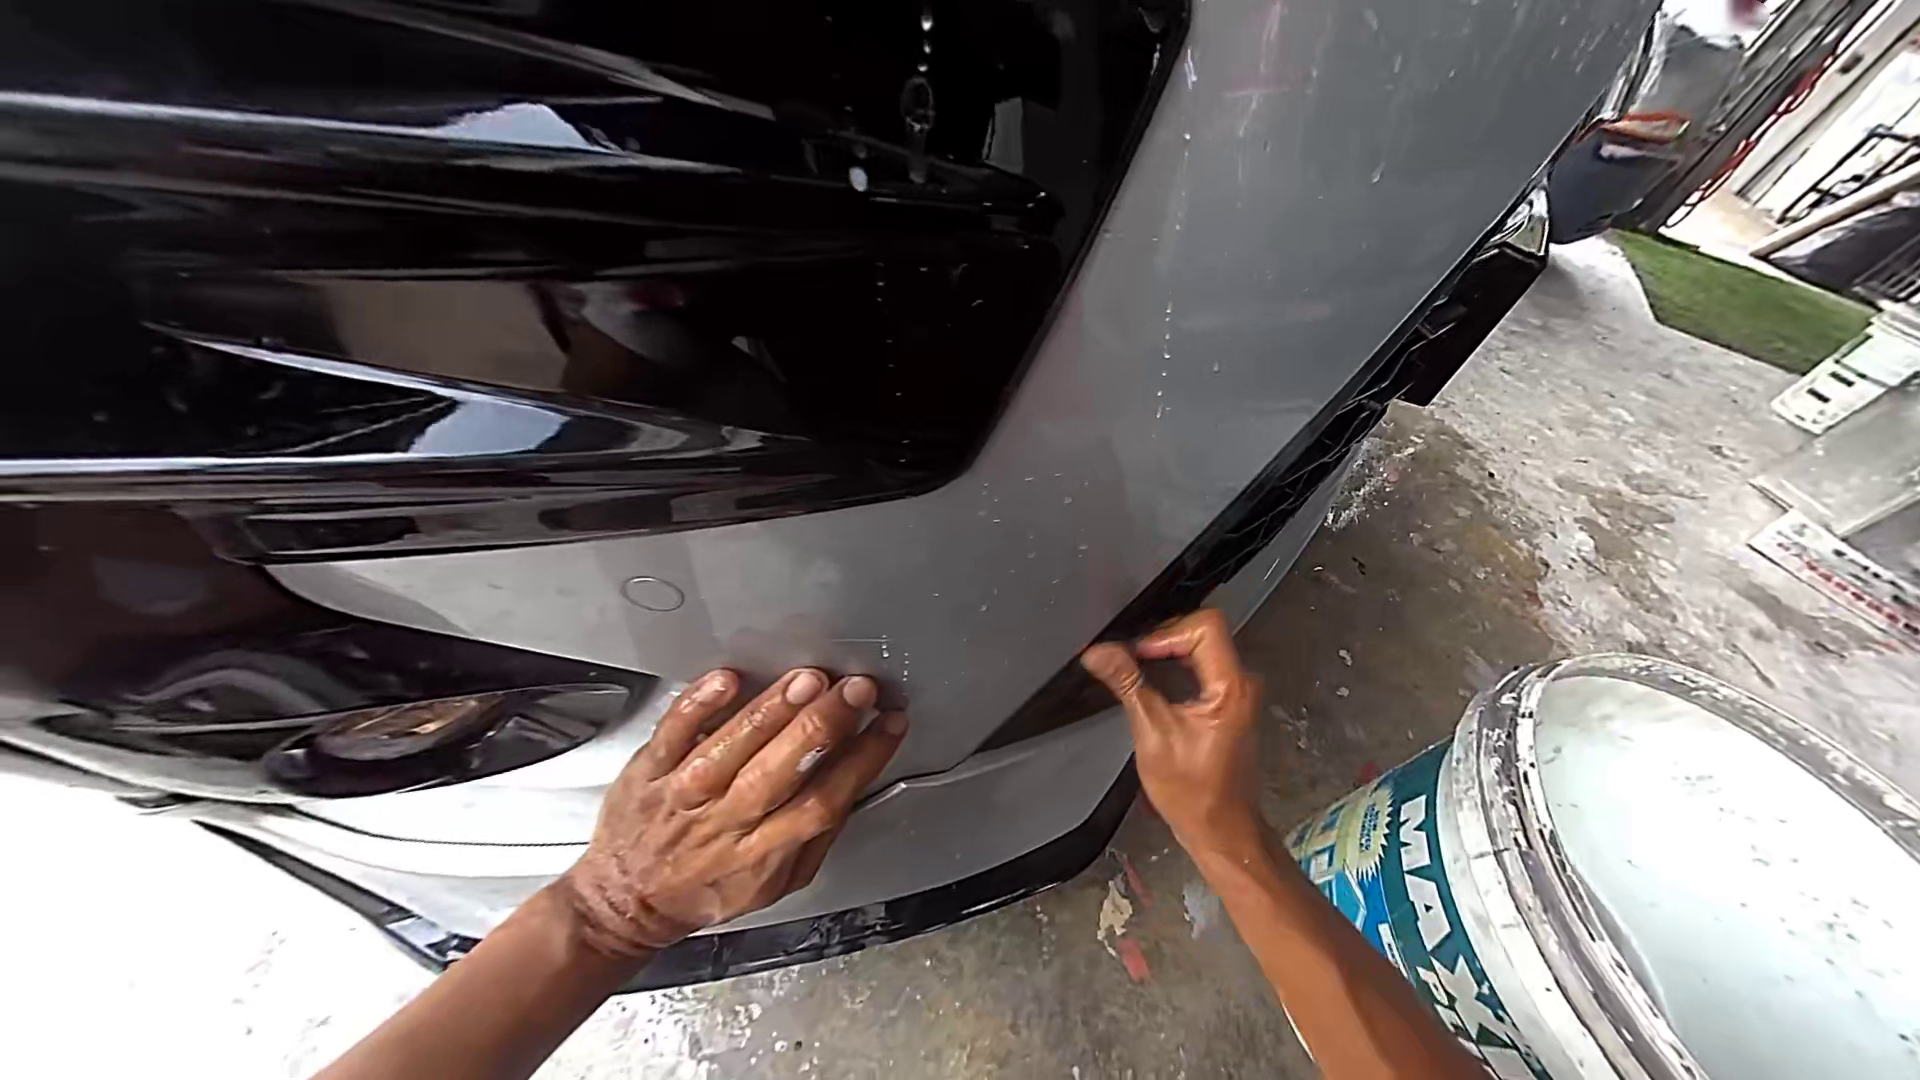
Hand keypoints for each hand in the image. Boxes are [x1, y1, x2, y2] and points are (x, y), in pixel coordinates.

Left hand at [554, 667, 906, 956]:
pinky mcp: (651, 769)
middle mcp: (726, 822)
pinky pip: (674, 733)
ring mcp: (686, 793)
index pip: (825, 802)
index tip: (887, 722)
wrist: (625, 902)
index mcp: (764, 853)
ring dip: (774, 711)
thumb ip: (818, 833)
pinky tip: (728, 680)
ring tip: (810, 681)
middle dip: (825, 725)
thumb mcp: (778, 883)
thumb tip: (858, 773)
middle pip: (782, 772)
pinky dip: (700, 705)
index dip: (864, 759)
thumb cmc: (706, 888)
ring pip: (733, 748)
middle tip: (856, 690)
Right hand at [1081, 609, 1262, 855]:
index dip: (1166, 633)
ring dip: (1164, 651)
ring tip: (1134, 668)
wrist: (1220, 827)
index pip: (1204, 627)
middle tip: (1129, 659)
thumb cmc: (1192, 790)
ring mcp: (1236, 689)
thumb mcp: (1152, 733)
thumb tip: (1098, 652)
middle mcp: (1241, 682)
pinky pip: (1200, 662)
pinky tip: (1149, 680)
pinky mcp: (1227, 697)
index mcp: (1230, 687)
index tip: (1137, 653)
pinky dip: (1172, 663)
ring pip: (1200, 644)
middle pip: (1202, 630)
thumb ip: (1127, 684)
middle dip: (1161, 639)